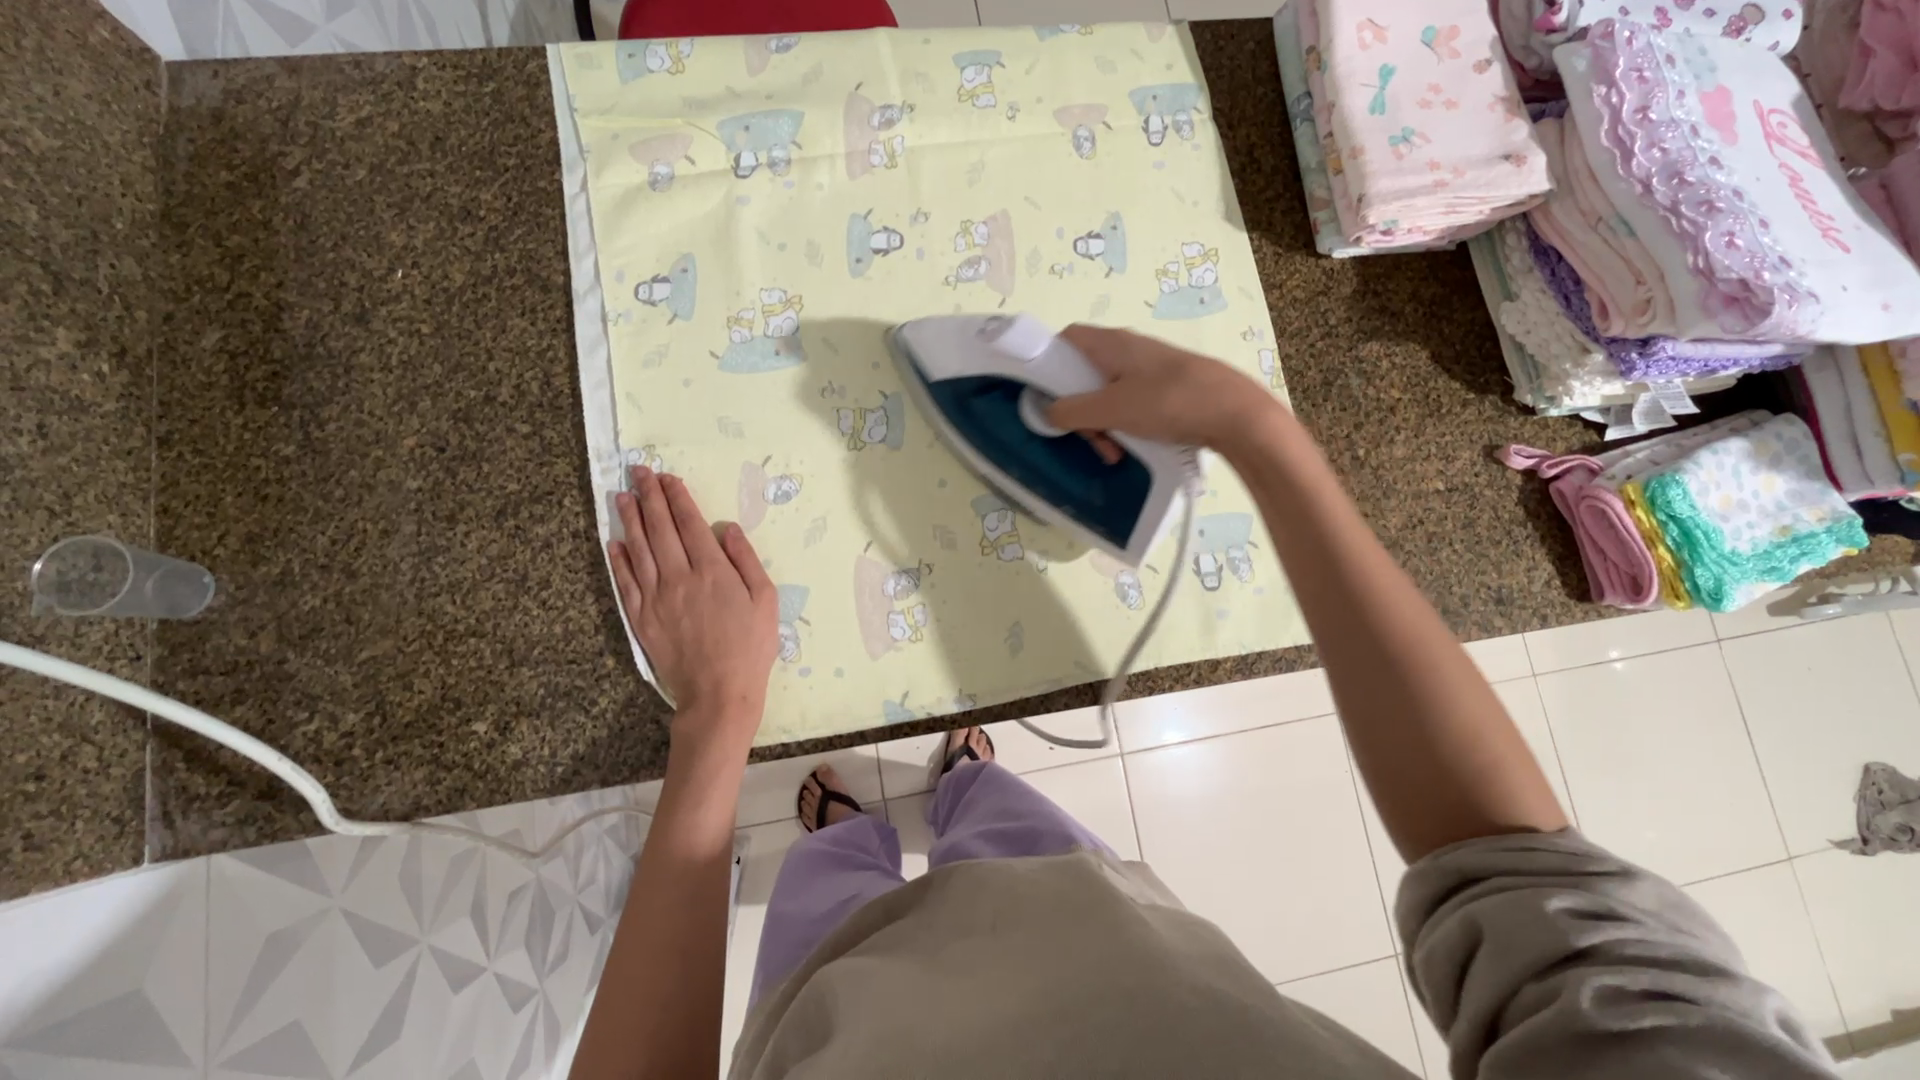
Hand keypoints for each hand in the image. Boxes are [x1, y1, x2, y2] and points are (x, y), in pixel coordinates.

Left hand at [608, 466, 777, 749]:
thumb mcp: (765, 601)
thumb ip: (747, 561)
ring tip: (623, 496)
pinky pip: (624, 582)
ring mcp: (656, 597)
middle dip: (649, 497)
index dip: (677, 497)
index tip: (667, 476)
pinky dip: (618, 560)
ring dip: (630, 520)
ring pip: (638, 549)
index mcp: (712, 570)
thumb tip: (728, 530)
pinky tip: (614, 542)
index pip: (690, 523)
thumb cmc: (750, 648)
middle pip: (660, 529)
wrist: (719, 692)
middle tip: (639, 472)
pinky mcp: (641, 618)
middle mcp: (679, 577)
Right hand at [1047, 324, 1282, 452]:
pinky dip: (1124, 426)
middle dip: (1078, 409)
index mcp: (1111, 343)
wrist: (1235, 414)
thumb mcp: (1111, 410)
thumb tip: (1047, 412)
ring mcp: (1149, 370)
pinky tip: (1132, 449)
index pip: (1065, 339)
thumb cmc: (1168, 402)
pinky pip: (1130, 405)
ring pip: (1107, 394)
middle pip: (1083, 374)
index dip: (1047, 362)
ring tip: (1113, 452)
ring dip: (1101, 425)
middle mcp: (1128, 350)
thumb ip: (1072, 410)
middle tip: (1086, 437)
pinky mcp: (1166, 389)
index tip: (1043, 394)